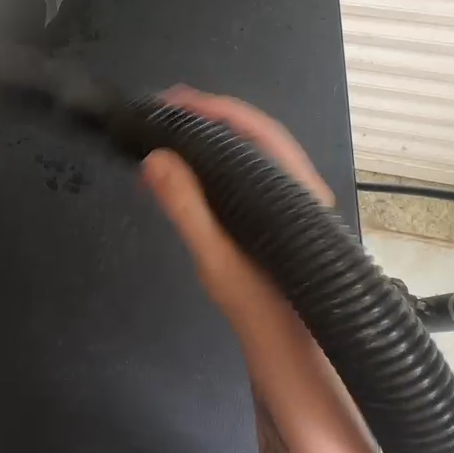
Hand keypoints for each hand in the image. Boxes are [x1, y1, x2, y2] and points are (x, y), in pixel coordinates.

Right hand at [140, 87, 331, 316]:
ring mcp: (287, 202)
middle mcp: (297, 188)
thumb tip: (156, 158)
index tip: (173, 101)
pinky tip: (180, 169)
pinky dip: (209, 163)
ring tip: (164, 133)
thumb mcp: (215, 257)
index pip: (257, 131)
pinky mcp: (273, 216)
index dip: (214, 109)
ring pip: (246, 154)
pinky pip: (241, 174)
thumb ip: (186, 206)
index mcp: (295, 191)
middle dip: (205, 118)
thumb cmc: (258, 306)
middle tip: (162, 110)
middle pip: (252, 136)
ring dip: (205, 139)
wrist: (288, 350)